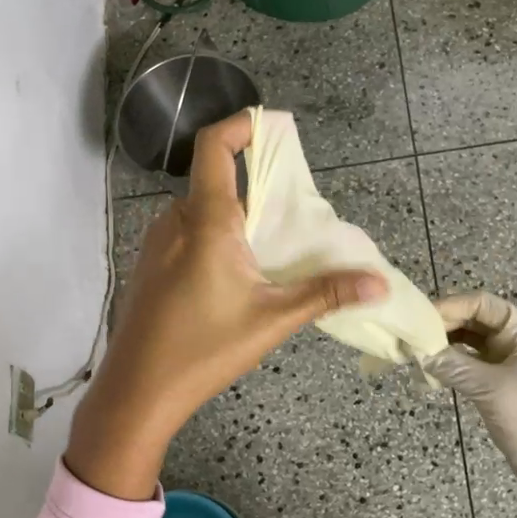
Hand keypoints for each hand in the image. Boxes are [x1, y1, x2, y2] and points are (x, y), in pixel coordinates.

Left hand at [66, 111, 387, 499]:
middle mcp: (175, 221)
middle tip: (292, 213)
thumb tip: (379, 283)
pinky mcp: (150, 268)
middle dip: (253, 188)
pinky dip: (215, 239)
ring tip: (270, 251)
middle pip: (215, 182)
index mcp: (205, 221)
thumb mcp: (272, 320)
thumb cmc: (204, 349)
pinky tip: (235, 280)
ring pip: (201, 213)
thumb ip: (326, 294)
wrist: (138, 391)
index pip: (214, 147)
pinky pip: (187, 236)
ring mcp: (156, 245)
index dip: (240, 125)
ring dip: (235, 219)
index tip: (272, 127)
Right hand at [425, 293, 516, 517]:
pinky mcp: (502, 384)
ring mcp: (511, 363)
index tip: (419, 319)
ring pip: (471, 344)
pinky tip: (430, 373)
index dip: (450, 307)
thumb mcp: (490, 390)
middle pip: (475, 322)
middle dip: (444, 328)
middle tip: (411, 338)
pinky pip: (472, 366)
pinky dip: (452, 367)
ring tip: (415, 355)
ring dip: (445, 348)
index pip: (483, 304)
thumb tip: (418, 351)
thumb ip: (453, 366)